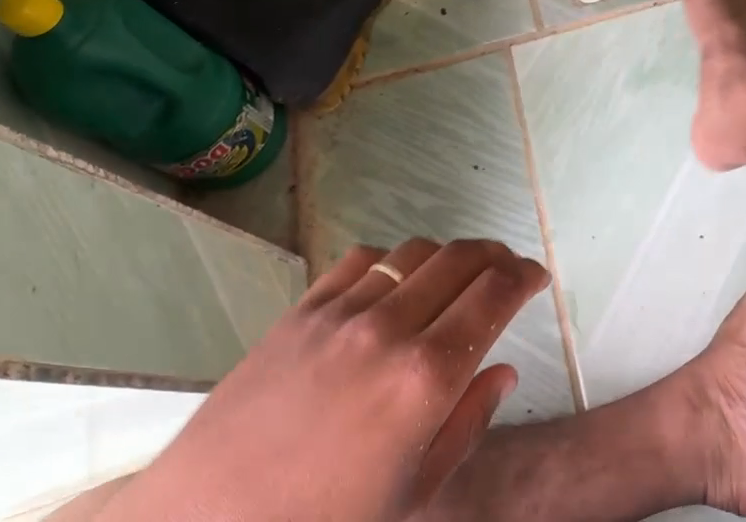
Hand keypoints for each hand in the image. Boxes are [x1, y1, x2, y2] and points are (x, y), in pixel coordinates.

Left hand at [98, 239, 549, 521]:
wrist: (208, 521)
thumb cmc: (324, 520)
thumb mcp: (413, 492)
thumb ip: (467, 423)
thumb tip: (501, 372)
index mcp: (427, 378)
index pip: (496, 295)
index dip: (526, 276)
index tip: (537, 277)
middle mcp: (390, 329)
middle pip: (462, 259)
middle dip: (497, 257)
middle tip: (508, 270)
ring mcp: (341, 314)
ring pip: (416, 252)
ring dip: (449, 254)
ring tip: (458, 274)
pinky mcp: (301, 311)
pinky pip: (362, 259)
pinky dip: (393, 259)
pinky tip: (396, 280)